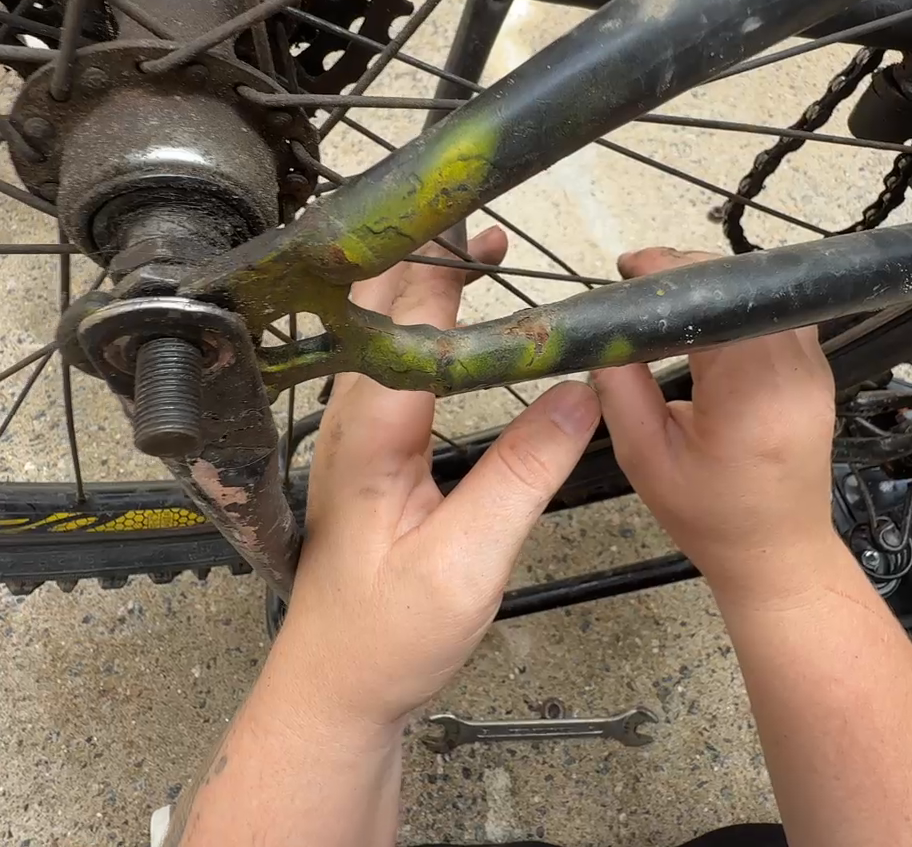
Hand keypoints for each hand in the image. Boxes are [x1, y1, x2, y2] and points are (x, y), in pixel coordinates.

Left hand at [266, 228, 602, 730]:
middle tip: (487, 226)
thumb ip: (523, 473)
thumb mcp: (469, 561)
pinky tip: (453, 326)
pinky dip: (423, 325)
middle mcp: (352, 420)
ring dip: (425, 286)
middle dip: (428, 257)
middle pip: (380, 311)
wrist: (335, 687)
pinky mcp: (367, 452)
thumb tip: (576, 395)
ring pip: (383, 332)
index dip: (444, 268)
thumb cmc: (388, 635)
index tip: (483, 224)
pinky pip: (393, 364)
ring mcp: (354, 434)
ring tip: (481, 257)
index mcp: (370, 434)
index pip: (407, 324)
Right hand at [590, 247, 841, 609]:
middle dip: (686, 272)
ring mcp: (813, 370)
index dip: (669, 274)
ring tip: (667, 296)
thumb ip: (621, 389)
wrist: (776, 552)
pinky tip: (704, 318)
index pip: (714, 304)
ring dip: (712, 285)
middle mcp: (793, 373)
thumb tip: (606, 335)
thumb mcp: (644, 457)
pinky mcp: (815, 372)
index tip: (629, 269)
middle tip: (639, 279)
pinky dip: (737, 305)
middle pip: (741, 288)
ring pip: (761, 294)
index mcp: (751, 397)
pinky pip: (776, 314)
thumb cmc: (708, 515)